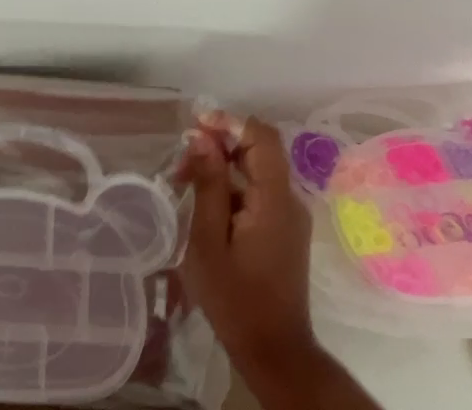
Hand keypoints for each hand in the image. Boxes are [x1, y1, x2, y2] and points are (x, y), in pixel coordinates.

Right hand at [180, 113, 381, 409]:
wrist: (273, 349)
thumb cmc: (234, 298)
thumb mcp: (208, 240)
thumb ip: (208, 185)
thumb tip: (202, 138)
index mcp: (275, 200)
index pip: (262, 137)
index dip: (230, 122)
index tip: (195, 126)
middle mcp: (290, 201)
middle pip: (259, 151)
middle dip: (218, 145)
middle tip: (180, 163)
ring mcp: (290, 216)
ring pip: (256, 171)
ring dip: (221, 168)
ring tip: (184, 183)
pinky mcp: (284, 230)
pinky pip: (258, 192)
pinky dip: (231, 188)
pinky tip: (204, 204)